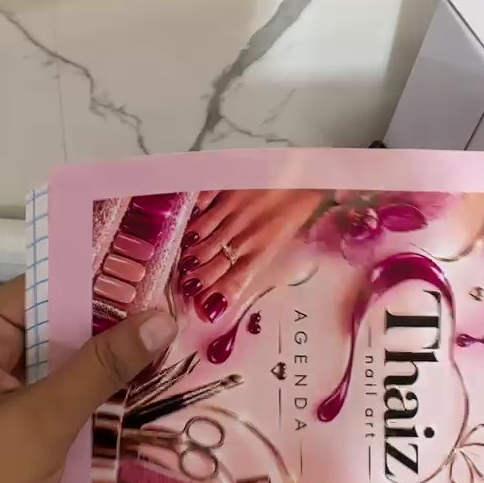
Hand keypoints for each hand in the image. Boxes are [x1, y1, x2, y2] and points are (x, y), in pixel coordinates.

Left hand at [0, 278, 176, 482]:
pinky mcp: (16, 440)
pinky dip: (99, 404)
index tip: (157, 277)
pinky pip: (64, 407)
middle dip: (111, 328)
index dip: (96, 282)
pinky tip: (149, 399)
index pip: (41, 289)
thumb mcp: (41, 424)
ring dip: (111, 369)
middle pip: (56, 328)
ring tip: (178, 350)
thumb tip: (161, 314)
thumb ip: (100, 366)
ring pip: (65, 370)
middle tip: (179, 315)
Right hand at [178, 189, 326, 324]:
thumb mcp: (281, 241)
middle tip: (182, 289)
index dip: (214, 296)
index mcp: (263, 251)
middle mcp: (245, 235)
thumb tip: (228, 284)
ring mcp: (232, 211)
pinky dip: (191, 220)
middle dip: (196, 279)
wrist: (303, 174)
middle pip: (213, 263)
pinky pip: (201, 207)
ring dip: (190, 254)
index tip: (199, 308)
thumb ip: (253, 261)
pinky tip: (184, 230)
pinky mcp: (224, 189)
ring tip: (181, 266)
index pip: (233, 280)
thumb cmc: (293, 210)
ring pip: (202, 238)